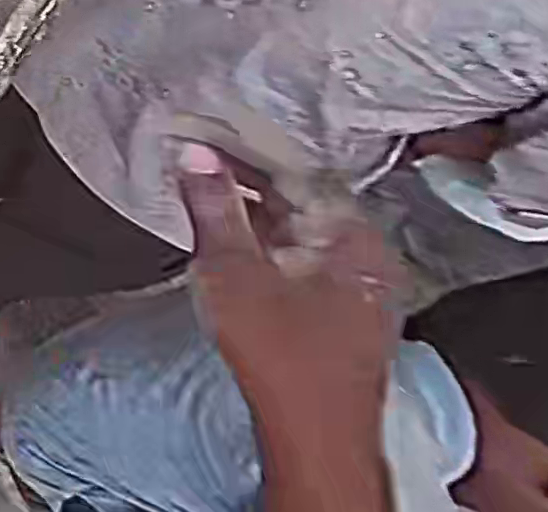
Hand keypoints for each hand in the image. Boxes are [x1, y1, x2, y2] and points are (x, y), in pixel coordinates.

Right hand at [174, 141, 399, 430]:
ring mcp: (347, 278)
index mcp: (352, 240)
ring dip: (243, 201)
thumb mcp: (231, 265)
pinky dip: (253, 227)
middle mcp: (361, 253)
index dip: (244, 147)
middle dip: (240, 172)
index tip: (198, 128)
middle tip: (187, 151)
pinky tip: (217, 223)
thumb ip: (213, 205)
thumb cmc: (272, 340)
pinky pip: (288, 243)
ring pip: (290, 221)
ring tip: (192, 180)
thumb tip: (193, 149)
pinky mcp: (329, 296)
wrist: (306, 420)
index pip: (295, 172)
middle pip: (296, 195)